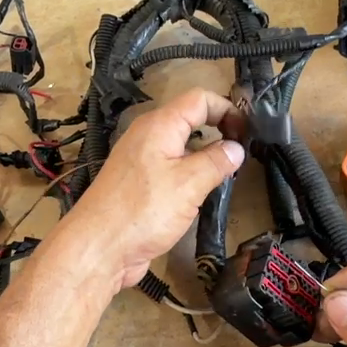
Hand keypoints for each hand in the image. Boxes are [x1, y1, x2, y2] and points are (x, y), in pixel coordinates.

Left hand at [54, 88, 244, 291]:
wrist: (99, 247)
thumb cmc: (143, 211)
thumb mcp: (189, 184)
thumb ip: (216, 162)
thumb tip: (236, 148)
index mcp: (159, 125)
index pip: (199, 99)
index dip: (227, 108)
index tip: (247, 131)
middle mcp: (147, 135)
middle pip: (189, 119)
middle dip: (218, 129)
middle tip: (241, 152)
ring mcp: (141, 159)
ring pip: (180, 145)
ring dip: (204, 155)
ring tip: (227, 174)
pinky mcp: (138, 183)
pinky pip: (170, 167)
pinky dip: (189, 173)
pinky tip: (201, 193)